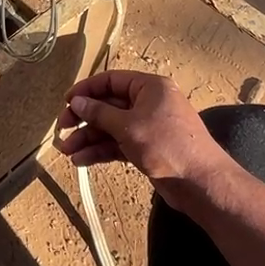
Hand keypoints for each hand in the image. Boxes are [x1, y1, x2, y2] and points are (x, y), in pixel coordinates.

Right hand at [56, 70, 237, 206]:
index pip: (111, 80)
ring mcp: (148, 127)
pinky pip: (118, 144)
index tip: (66, 102)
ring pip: (111, 128)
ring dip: (89, 138)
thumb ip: (99, 113)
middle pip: (109, 105)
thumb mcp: (128, 126)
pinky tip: (83, 159)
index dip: (86, 90)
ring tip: (68, 151)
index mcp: (149, 87)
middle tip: (62, 129)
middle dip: (84, 118)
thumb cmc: (167, 146)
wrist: (202, 185)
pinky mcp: (147, 149)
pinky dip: (101, 150)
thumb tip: (76, 101)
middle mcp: (148, 103)